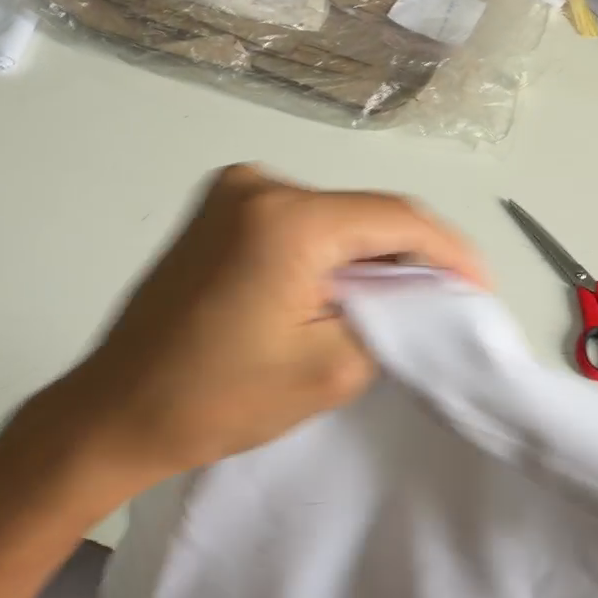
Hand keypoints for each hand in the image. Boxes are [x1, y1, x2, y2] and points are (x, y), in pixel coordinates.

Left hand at [2, 164, 483, 506]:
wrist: (115, 412)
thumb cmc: (220, 399)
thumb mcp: (332, 369)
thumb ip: (393, 320)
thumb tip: (424, 294)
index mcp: (288, 218)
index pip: (397, 218)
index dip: (450, 253)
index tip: (482, 290)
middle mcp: (260, 184)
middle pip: (366, 214)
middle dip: (413, 256)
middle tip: (449, 300)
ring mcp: (233, 192)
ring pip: (336, 218)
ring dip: (373, 254)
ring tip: (405, 300)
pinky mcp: (219, 211)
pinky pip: (302, 224)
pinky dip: (334, 252)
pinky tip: (349, 288)